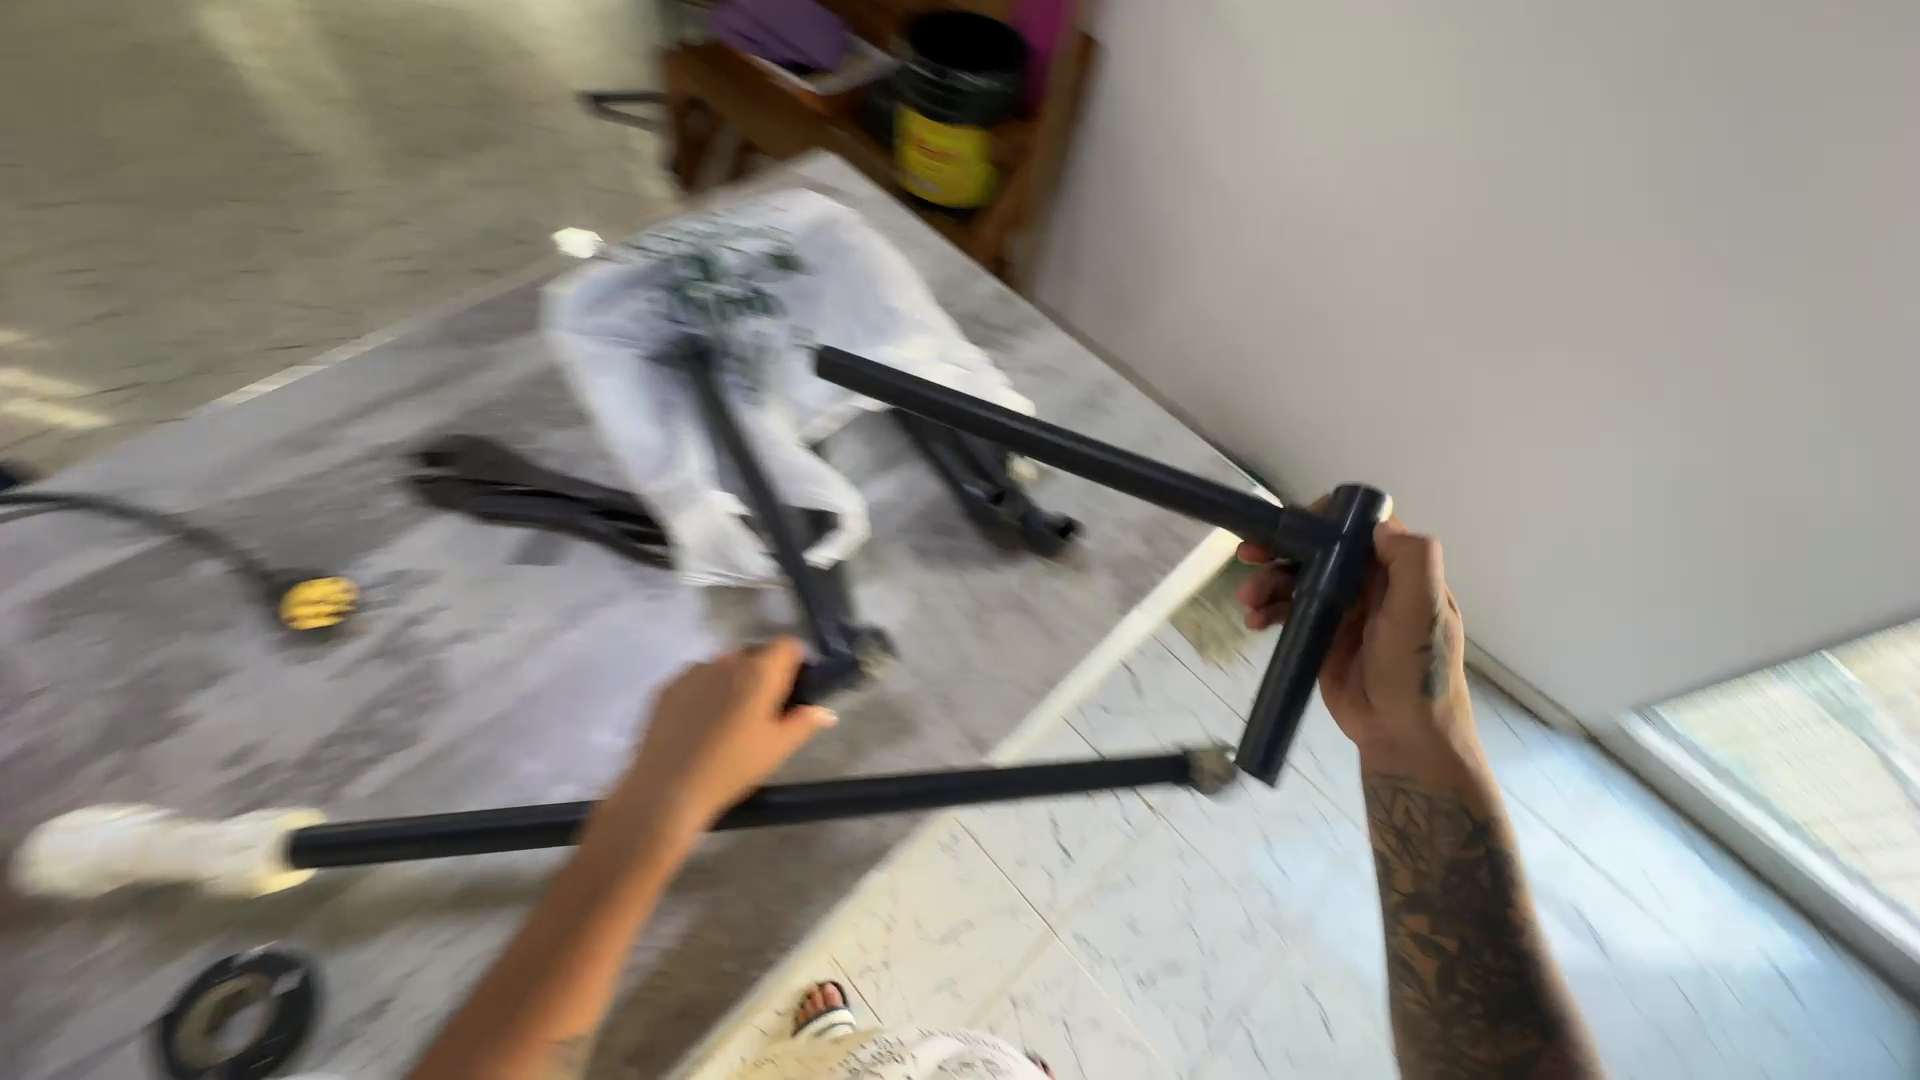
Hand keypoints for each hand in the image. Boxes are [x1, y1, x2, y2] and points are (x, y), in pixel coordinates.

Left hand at [609, 638, 837, 830]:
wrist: (666, 789)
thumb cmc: (732, 767)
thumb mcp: (776, 749)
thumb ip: (804, 723)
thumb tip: (826, 712)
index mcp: (759, 672)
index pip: (787, 644)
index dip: (793, 662)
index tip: (791, 689)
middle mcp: (727, 661)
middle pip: (753, 654)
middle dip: (761, 674)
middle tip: (760, 711)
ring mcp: (693, 671)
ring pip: (723, 666)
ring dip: (731, 681)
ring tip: (725, 720)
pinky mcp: (667, 686)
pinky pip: (696, 679)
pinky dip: (703, 691)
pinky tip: (697, 724)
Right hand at [1237, 513, 1481, 773]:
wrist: (1401, 734)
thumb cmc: (1416, 671)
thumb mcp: (1423, 611)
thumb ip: (1411, 561)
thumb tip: (1378, 524)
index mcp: (1397, 574)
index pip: (1358, 530)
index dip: (1323, 521)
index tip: (1293, 525)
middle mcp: (1369, 586)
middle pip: (1318, 552)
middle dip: (1281, 550)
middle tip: (1249, 553)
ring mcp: (1342, 611)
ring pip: (1296, 581)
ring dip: (1267, 583)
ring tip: (1247, 599)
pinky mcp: (1320, 637)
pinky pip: (1287, 612)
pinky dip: (1267, 611)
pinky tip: (1254, 622)